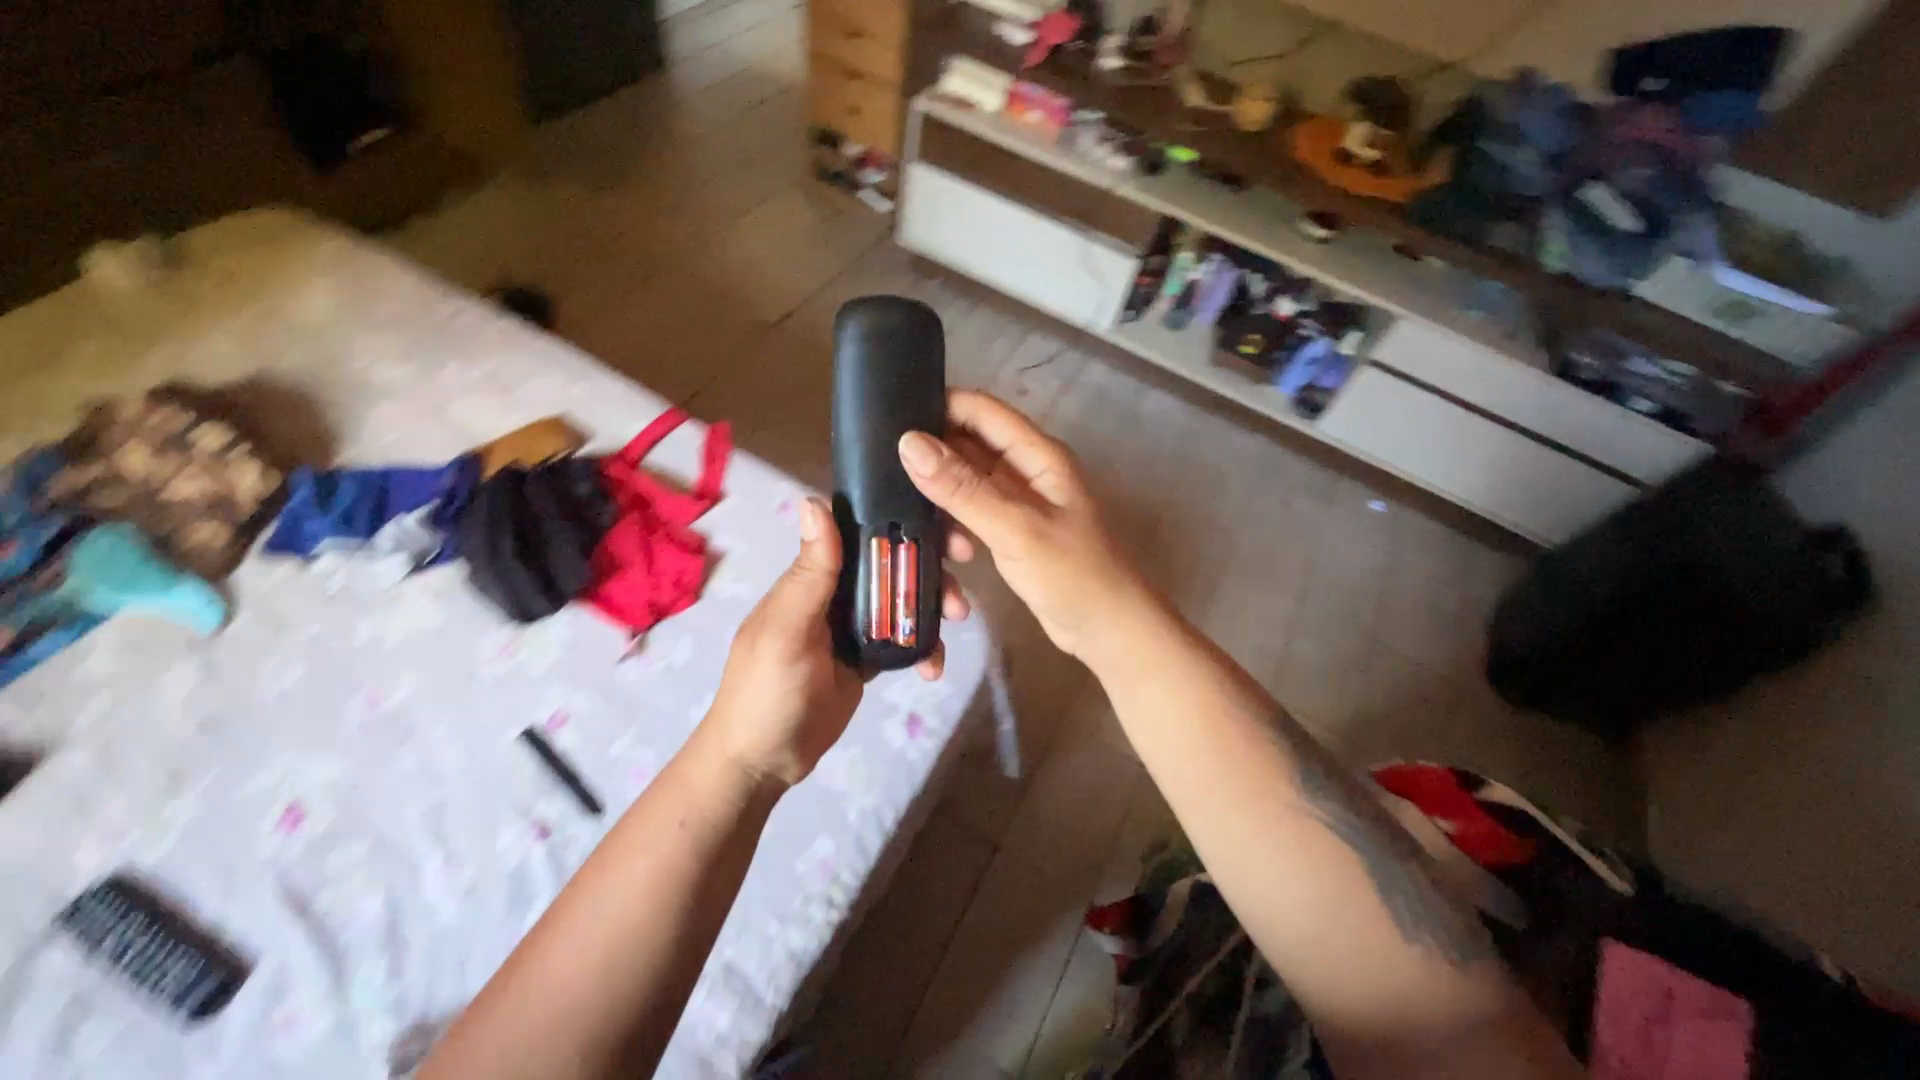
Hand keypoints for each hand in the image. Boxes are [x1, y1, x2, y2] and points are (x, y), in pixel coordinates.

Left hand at [699, 497, 971, 788]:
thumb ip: (809, 573)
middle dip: (930, 565)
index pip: (859, 531)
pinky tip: (933, 669)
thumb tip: (814, 500)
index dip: (901, 519)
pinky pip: (903, 641)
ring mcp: (851, 627)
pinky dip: (923, 649)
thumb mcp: (787, 630)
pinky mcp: (865, 659)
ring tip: (957, 622)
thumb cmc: (766, 691)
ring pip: (903, 600)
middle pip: (891, 564)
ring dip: (933, 606)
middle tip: (963, 575)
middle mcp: (834, 594)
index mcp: (811, 577)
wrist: (764, 762)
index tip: (943, 523)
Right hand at [898, 391, 1156, 659]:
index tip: (889, 425)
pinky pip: (969, 518)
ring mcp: (1016, 503)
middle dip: (933, 465)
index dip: (938, 407)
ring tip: (940, 538)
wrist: (1107, 631)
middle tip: (891, 484)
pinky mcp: (1008, 534)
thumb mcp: (1015, 529)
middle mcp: (1024, 470)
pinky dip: (958, 533)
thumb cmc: (1073, 574)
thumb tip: (908, 443)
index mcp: (1037, 454)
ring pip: (963, 487)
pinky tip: (956, 558)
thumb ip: (962, 488)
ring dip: (945, 508)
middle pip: (965, 447)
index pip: (980, 409)